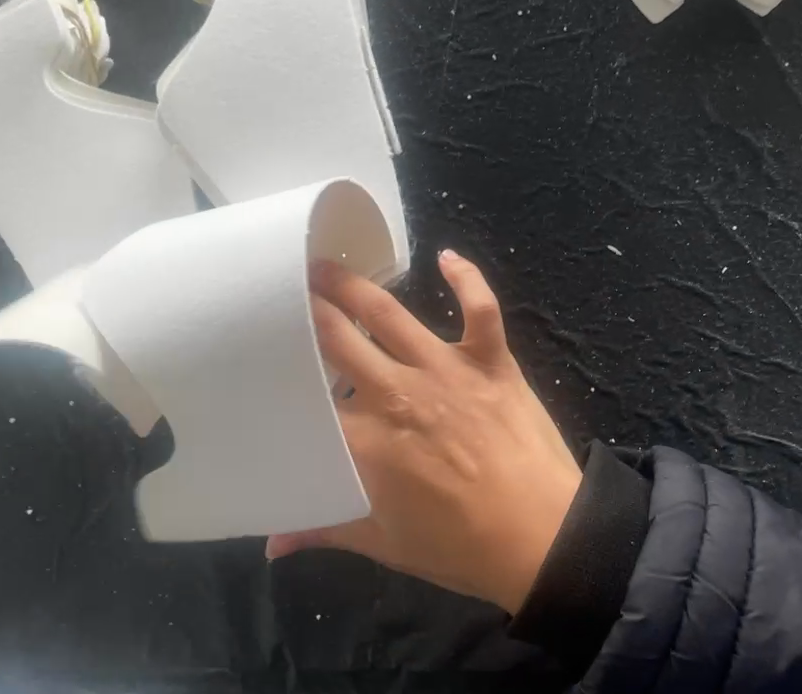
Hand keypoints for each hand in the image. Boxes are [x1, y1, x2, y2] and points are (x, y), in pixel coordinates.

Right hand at [265, 250, 582, 613]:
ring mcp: (446, 370)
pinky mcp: (490, 360)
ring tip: (324, 265)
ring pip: (389, 314)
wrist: (542, 537)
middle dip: (304, 311)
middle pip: (337, 340)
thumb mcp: (385, 543)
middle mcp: (397, 393)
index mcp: (364, 441)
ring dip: (353, 286)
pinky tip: (446, 256)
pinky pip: (480, 307)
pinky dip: (466, 277)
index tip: (259, 358)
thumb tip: (273, 543)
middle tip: (279, 290)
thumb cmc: (461, 546)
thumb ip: (325, 527)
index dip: (282, 376)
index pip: (310, 399)